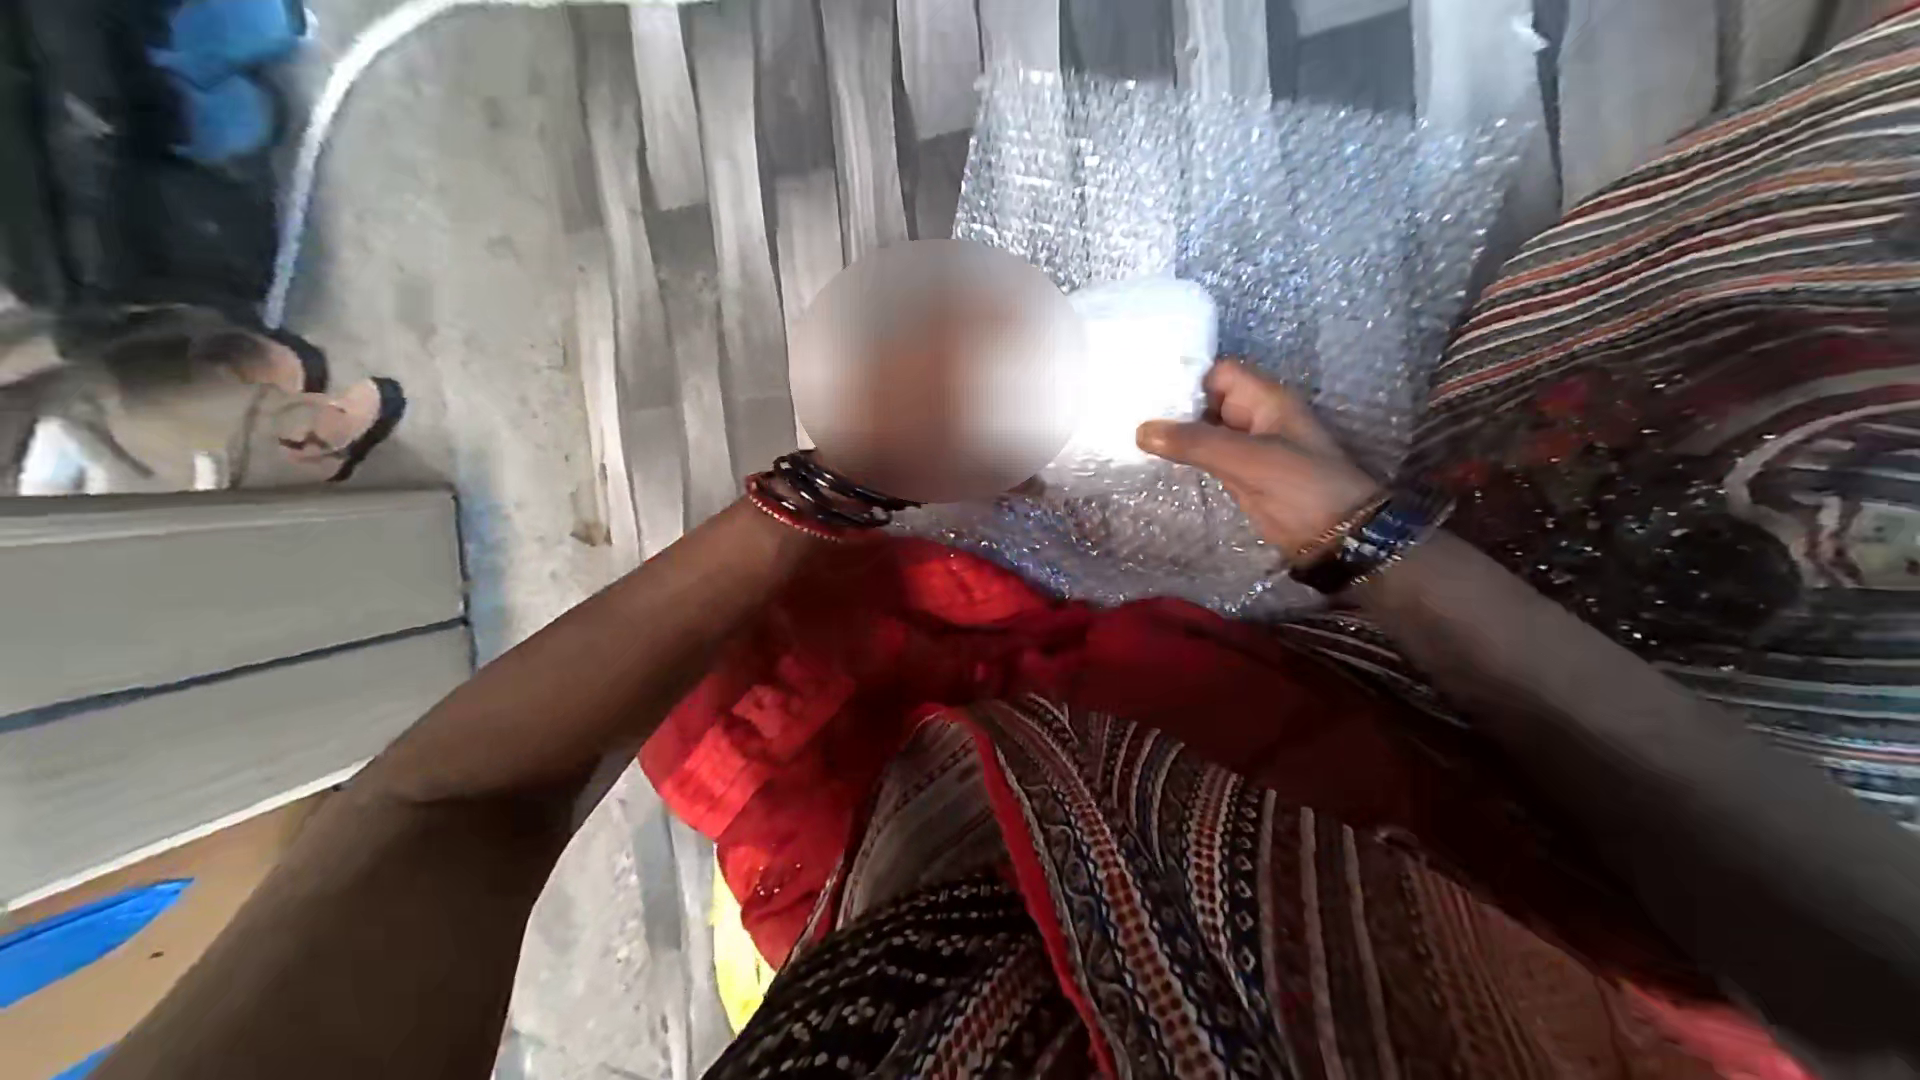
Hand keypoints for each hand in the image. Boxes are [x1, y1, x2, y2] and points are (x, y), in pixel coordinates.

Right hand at [1135, 359, 1381, 555]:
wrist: (1334, 537)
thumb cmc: (1301, 487)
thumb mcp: (1248, 459)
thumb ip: (1195, 443)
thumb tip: (1141, 431)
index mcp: (1265, 400)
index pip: (1219, 373)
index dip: (1186, 377)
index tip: (1147, 389)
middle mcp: (1254, 417)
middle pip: (1207, 399)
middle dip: (1173, 405)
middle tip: (1129, 411)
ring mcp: (1246, 446)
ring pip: (1204, 428)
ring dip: (1175, 432)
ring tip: (1133, 432)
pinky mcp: (1239, 472)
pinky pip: (1206, 454)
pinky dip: (1184, 454)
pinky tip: (1155, 457)